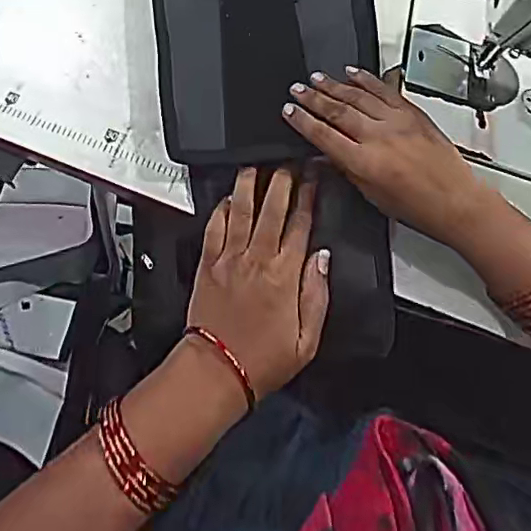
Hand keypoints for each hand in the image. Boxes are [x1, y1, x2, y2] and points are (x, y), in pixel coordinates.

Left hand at [186, 166, 329, 397]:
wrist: (218, 370)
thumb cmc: (262, 360)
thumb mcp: (307, 340)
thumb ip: (317, 294)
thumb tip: (322, 259)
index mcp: (284, 276)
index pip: (300, 225)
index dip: (308, 197)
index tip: (312, 178)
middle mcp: (256, 260)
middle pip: (272, 208)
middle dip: (281, 179)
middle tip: (287, 160)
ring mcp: (229, 258)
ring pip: (240, 210)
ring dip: (249, 184)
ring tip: (255, 164)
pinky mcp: (208, 262)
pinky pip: (214, 226)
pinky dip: (221, 208)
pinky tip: (227, 196)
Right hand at [283, 68, 493, 246]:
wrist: (457, 202)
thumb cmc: (419, 207)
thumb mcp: (371, 194)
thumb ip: (345, 168)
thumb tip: (325, 153)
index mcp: (365, 162)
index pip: (323, 134)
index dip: (302, 120)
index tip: (289, 111)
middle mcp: (379, 137)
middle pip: (337, 110)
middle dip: (312, 98)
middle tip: (297, 89)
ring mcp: (397, 122)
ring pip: (357, 95)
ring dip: (333, 85)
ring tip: (316, 78)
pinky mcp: (413, 114)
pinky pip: (384, 90)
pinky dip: (366, 79)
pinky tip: (352, 73)